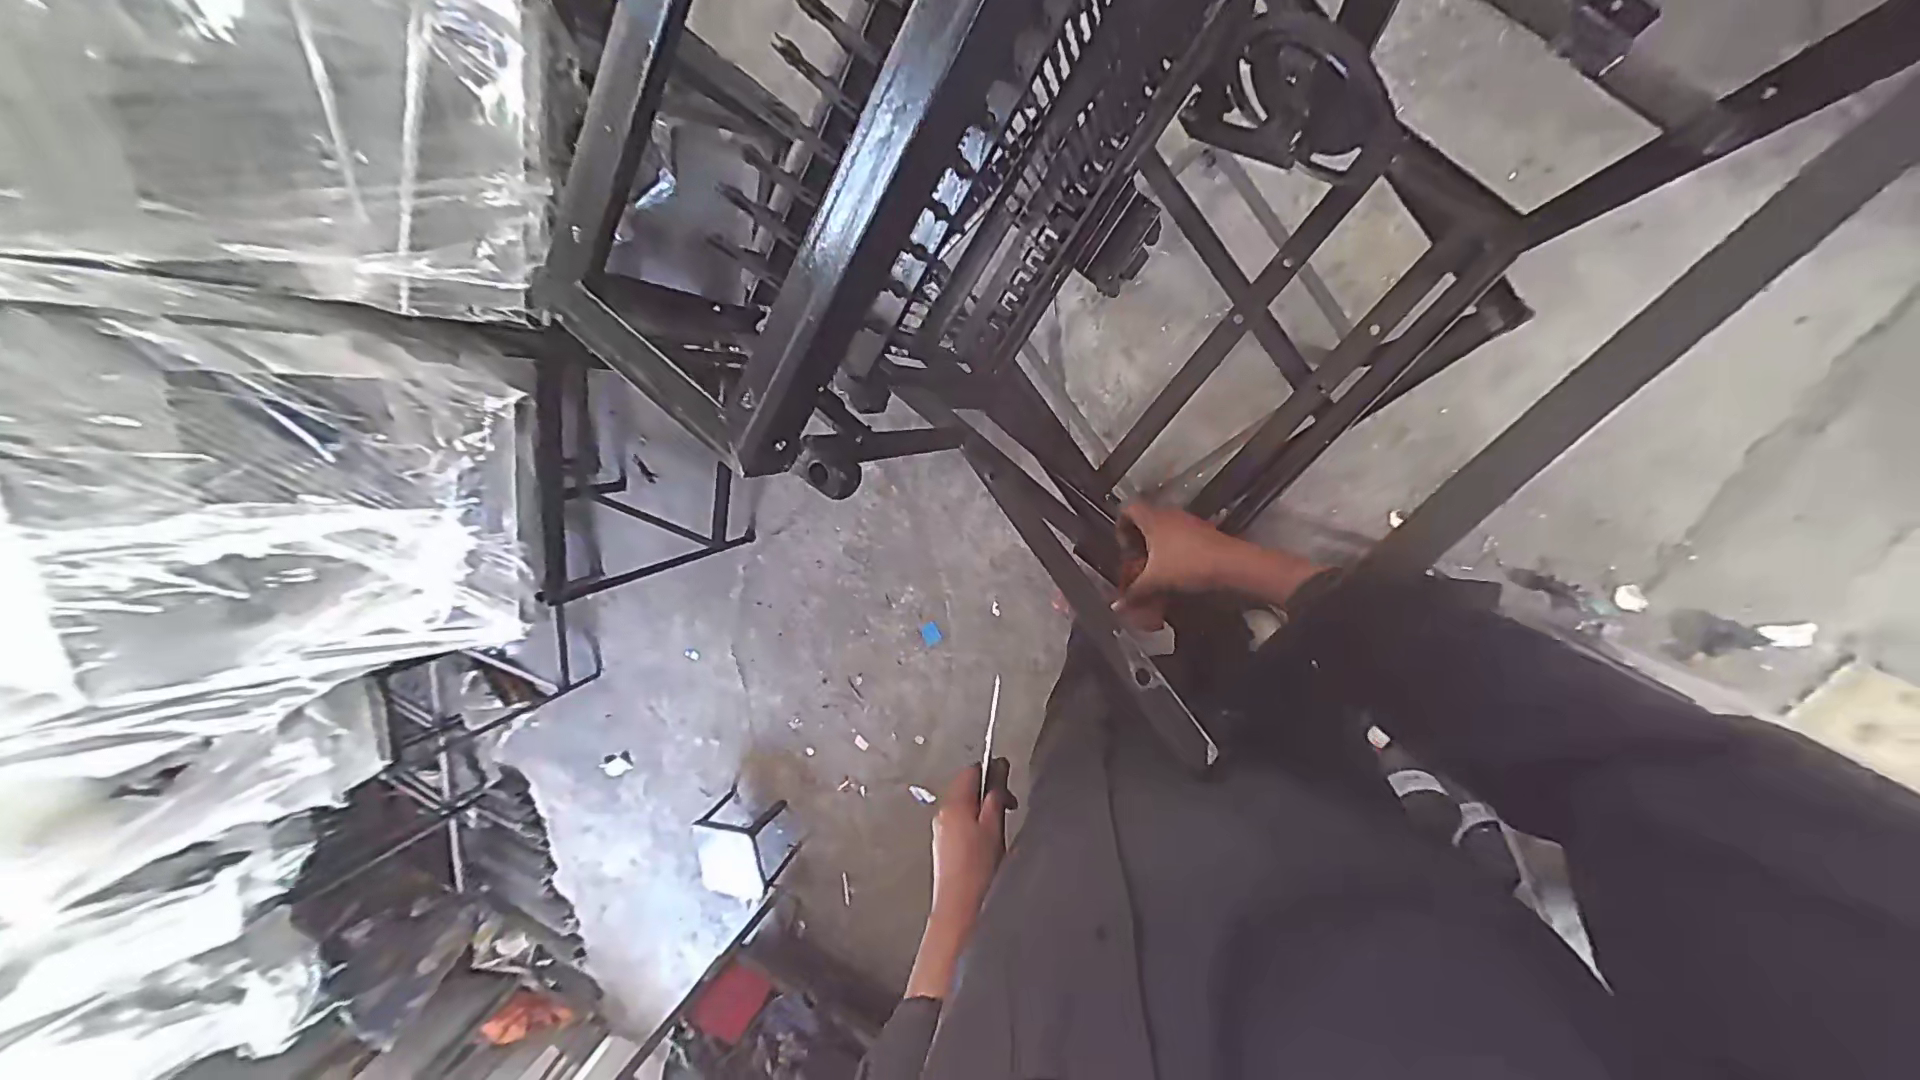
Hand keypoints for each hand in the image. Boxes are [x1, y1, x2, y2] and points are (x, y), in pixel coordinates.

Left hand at [929, 762, 1009, 920]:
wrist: (959, 910)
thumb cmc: (977, 870)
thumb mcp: (994, 827)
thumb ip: (995, 797)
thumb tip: (999, 772)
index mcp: (953, 804)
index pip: (970, 771)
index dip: (990, 770)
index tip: (1006, 777)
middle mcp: (942, 814)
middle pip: (966, 788)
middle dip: (988, 792)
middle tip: (1009, 805)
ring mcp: (940, 831)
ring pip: (964, 807)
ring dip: (982, 810)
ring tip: (1000, 827)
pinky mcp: (943, 847)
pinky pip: (960, 824)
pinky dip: (975, 825)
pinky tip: (988, 843)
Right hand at [1116, 502, 1326, 624]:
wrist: (1234, 565)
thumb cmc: (1187, 565)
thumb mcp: (1155, 581)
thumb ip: (1133, 593)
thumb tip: (1116, 606)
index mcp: (1153, 519)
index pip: (1128, 509)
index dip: (1121, 527)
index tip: (1124, 549)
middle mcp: (1170, 515)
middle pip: (1145, 523)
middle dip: (1138, 545)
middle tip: (1136, 566)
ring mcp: (1190, 523)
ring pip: (1164, 532)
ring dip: (1156, 551)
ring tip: (1155, 574)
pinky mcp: (1205, 534)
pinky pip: (1180, 540)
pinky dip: (1173, 554)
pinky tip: (1176, 575)